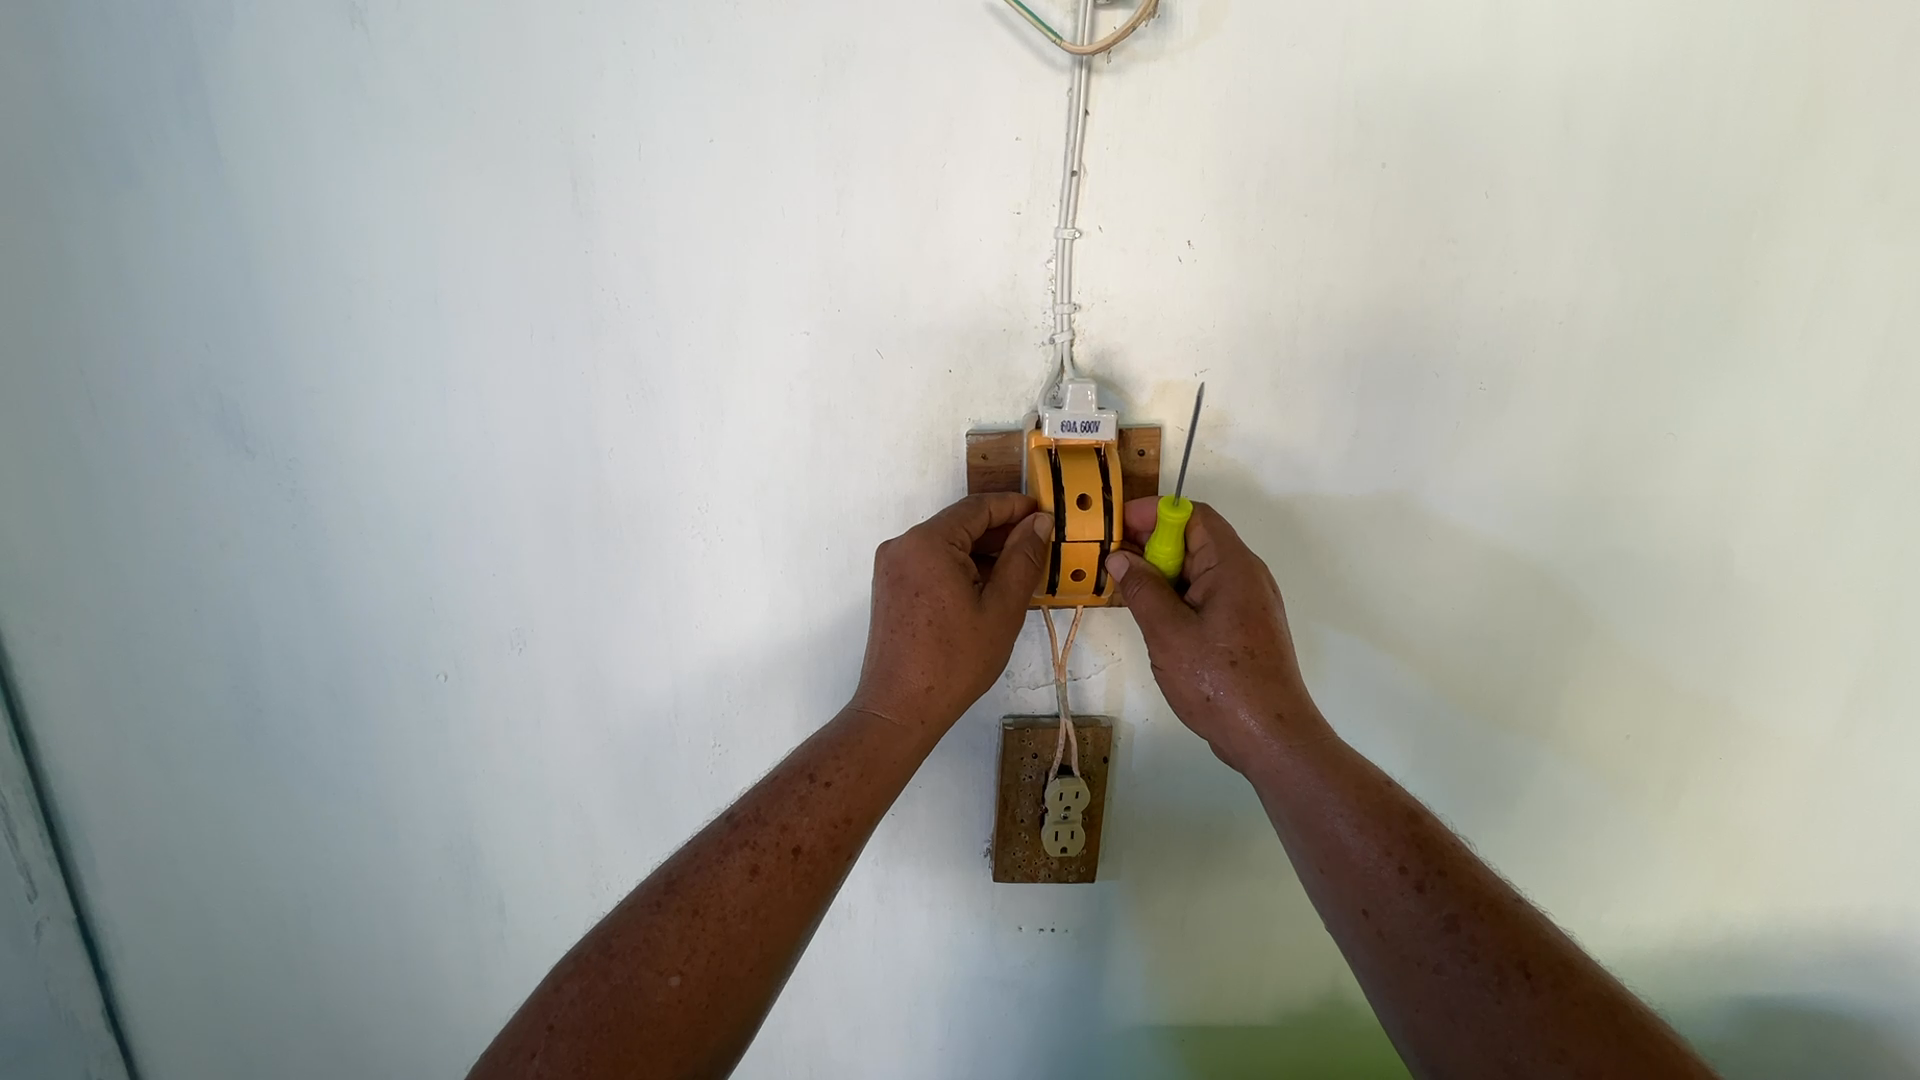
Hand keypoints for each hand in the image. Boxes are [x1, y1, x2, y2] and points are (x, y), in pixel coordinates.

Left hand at [850, 493, 1052, 732]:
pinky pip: (932, 563)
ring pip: (947, 545)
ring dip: (982, 552)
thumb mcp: (1001, 608)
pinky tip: (989, 586)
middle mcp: (903, 545)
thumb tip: (1040, 522)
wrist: (899, 708)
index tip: (1045, 512)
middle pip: (960, 524)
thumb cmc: (954, 661)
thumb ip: (1023, 558)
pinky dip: (961, 568)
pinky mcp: (890, 587)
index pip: (978, 508)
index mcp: (928, 542)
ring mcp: (892, 567)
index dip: (1015, 506)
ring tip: (1021, 568)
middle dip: (1001, 532)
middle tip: (1040, 544)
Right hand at [1106, 498, 1328, 773]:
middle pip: (1196, 540)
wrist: (1270, 736)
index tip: (1117, 527)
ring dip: (1161, 574)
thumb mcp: (1168, 633)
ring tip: (1124, 589)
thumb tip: (1119, 557)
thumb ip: (1141, 589)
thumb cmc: (1218, 681)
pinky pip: (1206, 595)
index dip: (1154, 513)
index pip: (1194, 515)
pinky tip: (1151, 616)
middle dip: (1152, 545)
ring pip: (1199, 571)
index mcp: (1232, 566)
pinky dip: (1176, 596)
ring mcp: (1248, 603)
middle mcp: (1246, 576)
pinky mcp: (1244, 628)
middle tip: (1112, 561)